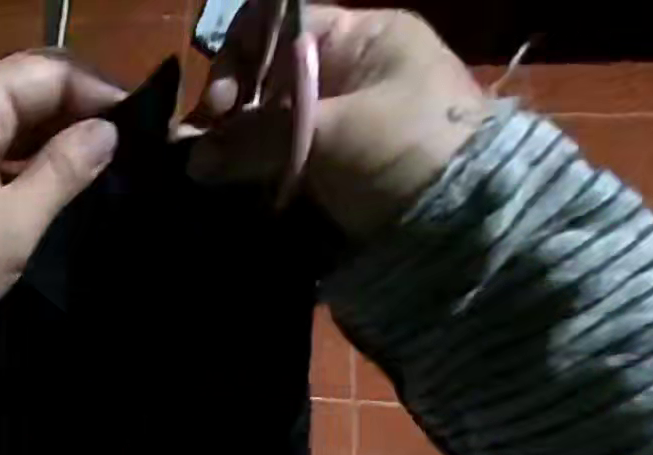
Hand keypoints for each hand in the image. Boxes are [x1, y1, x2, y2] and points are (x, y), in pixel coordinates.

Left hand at [0, 52, 124, 318]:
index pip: (49, 74)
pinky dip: (39, 158)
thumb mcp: (14, 222)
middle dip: (83, 113)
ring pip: (23, 119)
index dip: (97, 93)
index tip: (140, 125)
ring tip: (110, 163)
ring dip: (64, 136)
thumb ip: (63, 171)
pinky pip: (7, 147)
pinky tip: (71, 177)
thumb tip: (108, 133)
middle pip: (35, 90)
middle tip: (131, 146)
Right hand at [184, 5, 488, 241]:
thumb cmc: (406, 152)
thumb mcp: (334, 134)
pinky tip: (231, 190)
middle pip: (270, 81)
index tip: (220, 103)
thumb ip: (260, 140)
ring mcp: (338, 131)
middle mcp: (346, 79)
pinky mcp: (331, 179)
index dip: (241, 56)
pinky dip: (256, 178)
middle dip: (232, 112)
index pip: (282, 27)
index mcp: (360, 41)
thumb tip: (194, 159)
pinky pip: (282, 168)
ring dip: (238, 150)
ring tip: (207, 176)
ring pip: (271, 129)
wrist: (458, 229)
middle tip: (205, 149)